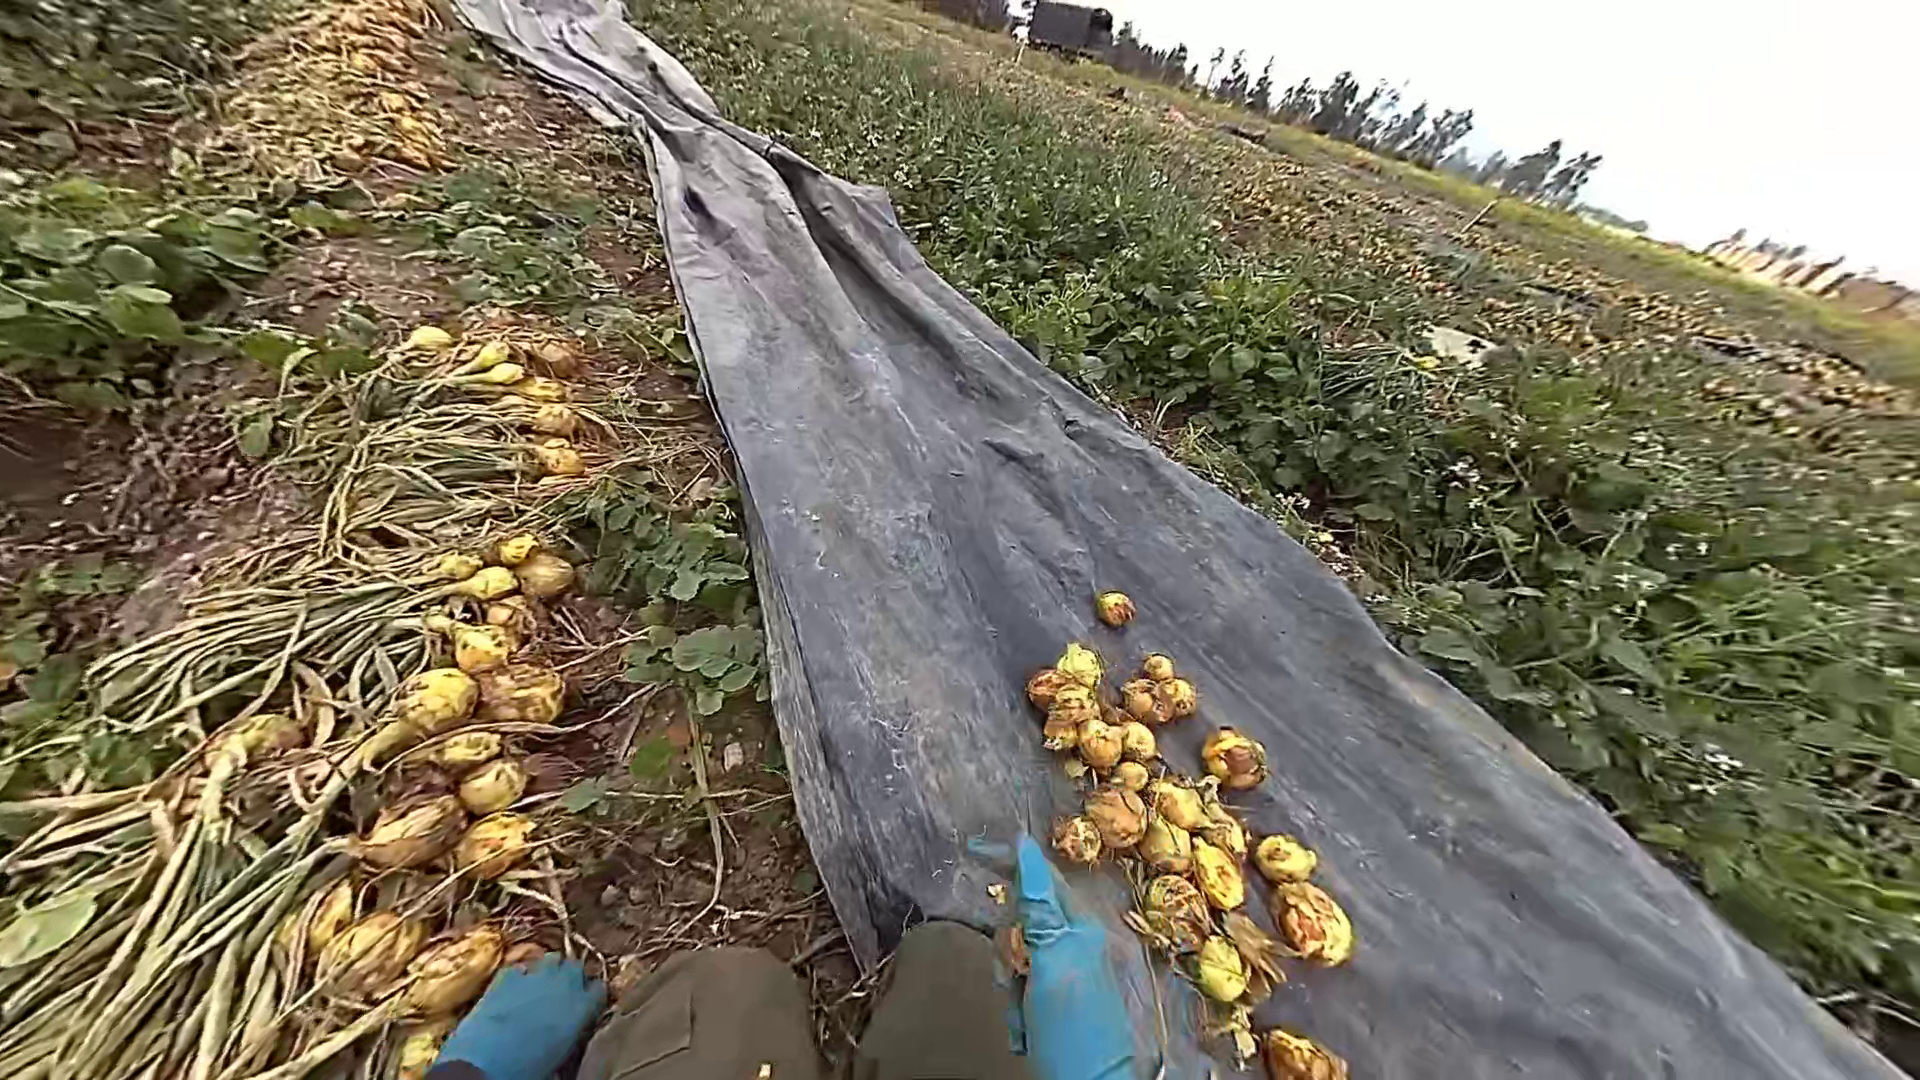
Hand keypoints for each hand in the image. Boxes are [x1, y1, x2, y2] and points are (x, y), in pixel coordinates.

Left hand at [434, 953, 607, 1079]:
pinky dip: (516, 978)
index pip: (599, 988)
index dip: (591, 995)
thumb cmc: (525, 1072)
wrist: (481, 1071)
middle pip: (576, 966)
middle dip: (569, 977)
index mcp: (582, 1006)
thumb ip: (572, 1036)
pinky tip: (509, 991)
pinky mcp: (507, 978)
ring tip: (536, 988)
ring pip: (550, 959)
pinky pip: (517, 969)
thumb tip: (571, 1036)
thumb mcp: (559, 1059)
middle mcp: (566, 983)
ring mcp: (536, 976)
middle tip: (558, 995)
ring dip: (546, 971)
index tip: (584, 1005)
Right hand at [1015, 834, 1134, 1079]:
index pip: (1037, 873)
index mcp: (1076, 921)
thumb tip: (1024, 841)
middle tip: (1010, 972)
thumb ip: (1036, 902)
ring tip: (1020, 1006)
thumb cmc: (1071, 1026)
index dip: (1006, 859)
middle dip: (1006, 940)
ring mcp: (1062, 964)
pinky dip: (1015, 999)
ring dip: (1009, 974)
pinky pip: (1020, 978)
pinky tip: (1024, 1024)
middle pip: (1021, 912)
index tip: (972, 850)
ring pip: (1016, 946)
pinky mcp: (1052, 991)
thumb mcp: (1049, 958)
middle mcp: (1070, 936)